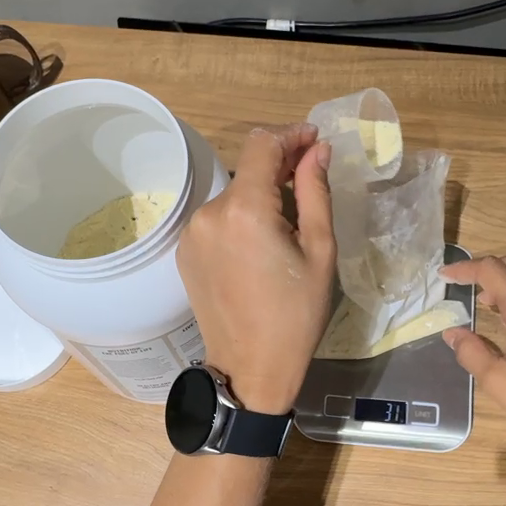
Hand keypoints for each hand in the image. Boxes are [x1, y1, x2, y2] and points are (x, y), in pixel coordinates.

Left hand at [177, 124, 335, 414]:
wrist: (251, 368)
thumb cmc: (296, 316)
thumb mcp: (319, 252)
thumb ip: (315, 192)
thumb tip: (318, 151)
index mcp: (244, 210)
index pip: (262, 145)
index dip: (291, 136)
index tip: (315, 141)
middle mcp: (209, 213)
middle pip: (247, 170)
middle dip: (279, 169)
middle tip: (311, 181)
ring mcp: (192, 234)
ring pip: (233, 195)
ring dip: (260, 196)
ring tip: (289, 224)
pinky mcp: (185, 253)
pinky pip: (218, 220)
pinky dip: (241, 219)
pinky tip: (261, 245)